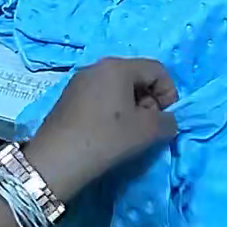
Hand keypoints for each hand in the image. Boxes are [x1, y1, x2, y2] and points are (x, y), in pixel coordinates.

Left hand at [22, 57, 177, 200]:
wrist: (56, 160)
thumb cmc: (106, 138)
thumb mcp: (147, 131)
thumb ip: (168, 121)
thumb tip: (168, 120)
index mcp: (117, 66)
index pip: (157, 70)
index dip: (169, 93)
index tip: (166, 118)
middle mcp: (97, 67)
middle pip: (137, 76)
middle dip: (150, 100)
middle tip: (148, 126)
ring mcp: (79, 81)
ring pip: (118, 87)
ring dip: (132, 107)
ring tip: (129, 132)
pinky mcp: (68, 98)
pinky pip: (100, 96)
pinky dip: (112, 110)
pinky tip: (108, 133)